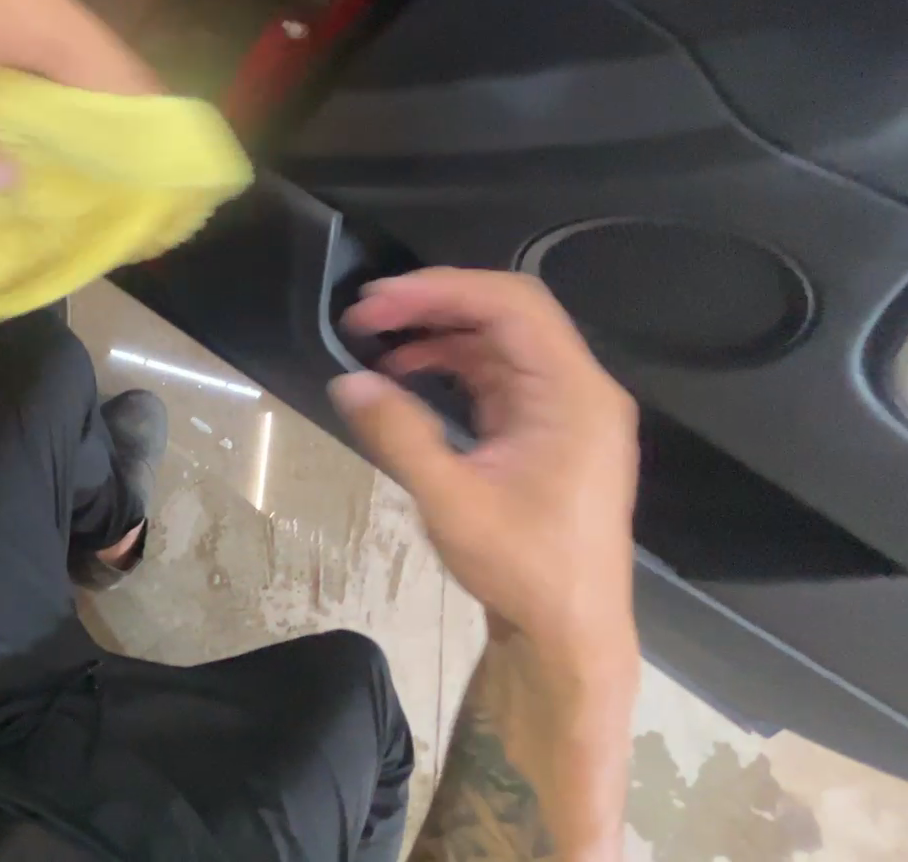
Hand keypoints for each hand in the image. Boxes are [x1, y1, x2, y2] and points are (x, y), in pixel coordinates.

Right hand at [327, 268, 638, 661]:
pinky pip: (490, 370)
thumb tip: (347, 381)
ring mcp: (559, 407)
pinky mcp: (539, 426)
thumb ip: (399, 436)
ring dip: (433, 329)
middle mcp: (574, 389)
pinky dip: (442, 360)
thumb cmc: (523, 568)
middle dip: (431, 301)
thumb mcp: (451, 502)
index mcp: (572, 396)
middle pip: (505, 311)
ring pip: (495, 337)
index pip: (511, 306)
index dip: (438, 292)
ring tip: (373, 341)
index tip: (372, 308)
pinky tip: (401, 375)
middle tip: (363, 316)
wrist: (567, 629)